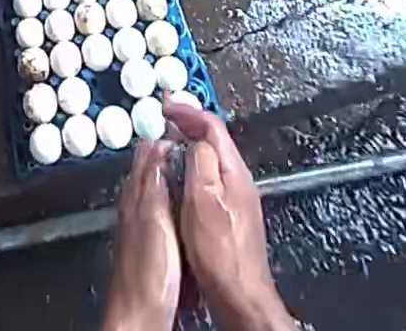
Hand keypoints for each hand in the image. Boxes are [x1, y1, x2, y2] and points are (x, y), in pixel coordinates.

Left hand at [104, 139, 182, 330]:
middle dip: (165, 154)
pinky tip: (180, 206)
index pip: (146, 154)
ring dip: (168, 175)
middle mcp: (134, 204)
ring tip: (186, 165)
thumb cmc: (148, 269)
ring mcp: (140, 223)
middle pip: (150, 169)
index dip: (160, 138)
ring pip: (154, 188)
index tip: (178, 123)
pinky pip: (159, 210)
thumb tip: (157, 144)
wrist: (139, 313)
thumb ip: (154, 181)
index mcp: (136, 193)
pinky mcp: (149, 243)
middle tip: (185, 140)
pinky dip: (170, 200)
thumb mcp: (153, 216)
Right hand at [164, 100, 294, 330]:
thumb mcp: (203, 199)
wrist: (241, 297)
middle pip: (213, 138)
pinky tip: (178, 176)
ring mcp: (236, 197)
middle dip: (187, 124)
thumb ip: (199, 162)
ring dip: (188, 144)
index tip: (165, 107)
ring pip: (210, 157)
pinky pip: (208, 175)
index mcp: (232, 170)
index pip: (212, 125)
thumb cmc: (220, 251)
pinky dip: (191, 166)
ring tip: (167, 141)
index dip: (187, 111)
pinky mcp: (230, 214)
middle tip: (164, 119)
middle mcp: (238, 179)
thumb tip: (194, 139)